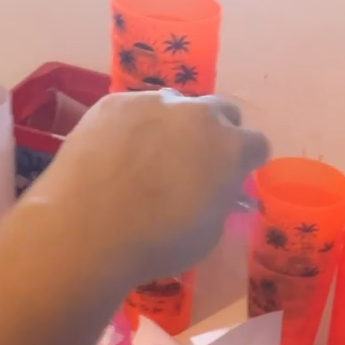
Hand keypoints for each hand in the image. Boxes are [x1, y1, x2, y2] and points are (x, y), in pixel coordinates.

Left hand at [32, 89, 269, 285]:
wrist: (88, 231)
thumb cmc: (159, 243)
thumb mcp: (209, 233)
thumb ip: (221, 200)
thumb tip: (220, 191)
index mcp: (231, 148)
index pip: (256, 144)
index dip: (248, 162)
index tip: (237, 177)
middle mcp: (198, 114)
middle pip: (222, 111)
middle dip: (219, 133)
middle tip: (200, 162)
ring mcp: (153, 102)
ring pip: (177, 105)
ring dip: (176, 125)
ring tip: (154, 156)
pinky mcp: (114, 102)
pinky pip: (136, 109)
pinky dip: (136, 127)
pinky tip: (120, 153)